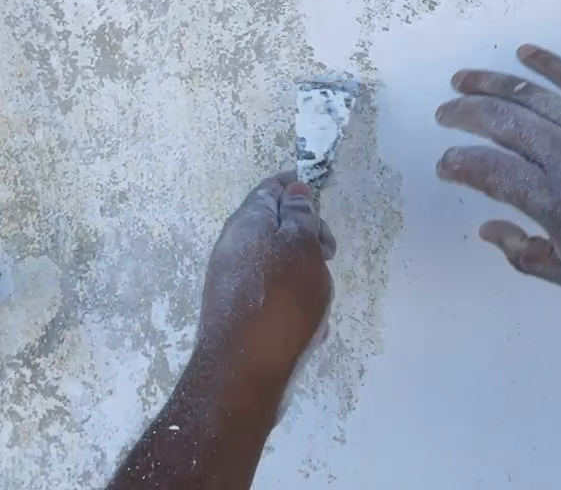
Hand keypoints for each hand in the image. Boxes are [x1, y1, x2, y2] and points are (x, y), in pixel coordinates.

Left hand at [193, 173, 337, 396]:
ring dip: (304, 272)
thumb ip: (300, 214)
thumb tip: (295, 190)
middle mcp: (233, 245)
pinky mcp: (236, 310)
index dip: (298, 187)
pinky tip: (308, 326)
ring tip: (320, 299)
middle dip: (307, 235)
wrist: (243, 374)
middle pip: (276, 225)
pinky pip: (271, 293)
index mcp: (247, 222)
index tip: (322, 201)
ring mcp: (232, 278)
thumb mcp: (302, 247)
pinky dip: (292, 301)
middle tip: (328, 255)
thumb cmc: (281, 301)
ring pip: (277, 262)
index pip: (271, 187)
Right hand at [435, 44, 560, 308]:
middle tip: (443, 113)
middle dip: (463, 115)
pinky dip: (550, 64)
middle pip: (501, 123)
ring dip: (490, 84)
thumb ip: (525, 254)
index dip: (459, 164)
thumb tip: (484, 226)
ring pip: (531, 95)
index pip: (489, 172)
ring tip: (462, 80)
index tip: (445, 164)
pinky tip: (524, 53)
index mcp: (557, 204)